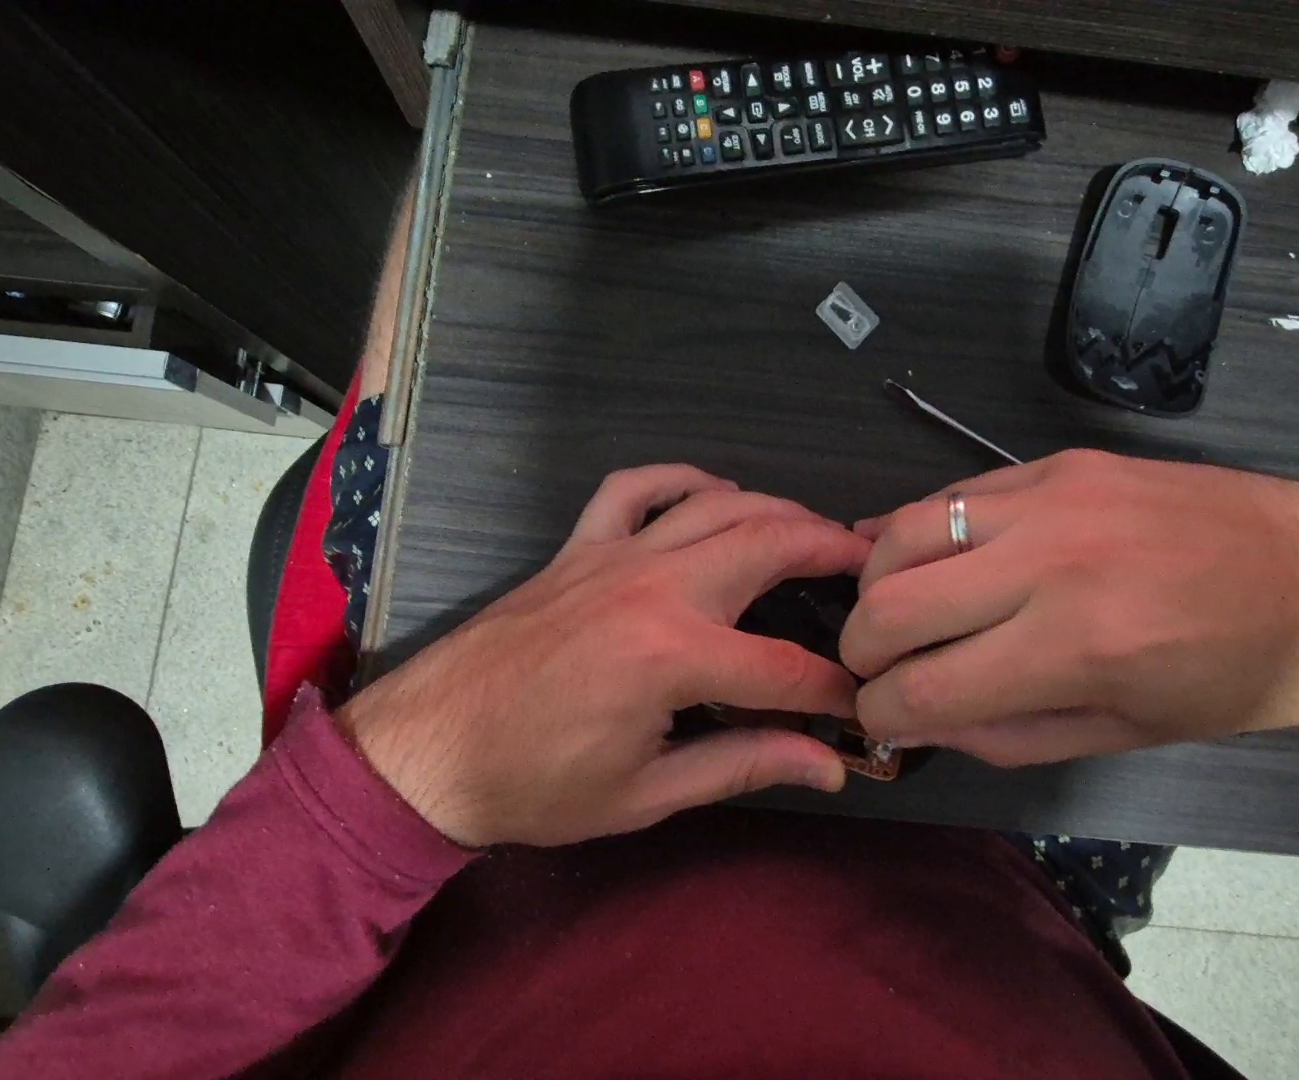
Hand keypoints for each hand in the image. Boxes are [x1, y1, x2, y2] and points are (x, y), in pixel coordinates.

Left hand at [338, 465, 864, 847]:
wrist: (429, 750)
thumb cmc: (536, 785)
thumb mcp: (647, 794)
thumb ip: (744, 765)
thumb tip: (830, 765)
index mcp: (674, 657)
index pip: (786, 667)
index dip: (834, 685)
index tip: (862, 697)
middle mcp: (654, 587)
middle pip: (768, 545)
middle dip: (831, 550)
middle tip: (870, 566)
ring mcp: (613, 556)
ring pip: (715, 505)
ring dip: (775, 509)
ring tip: (812, 530)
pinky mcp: (578, 547)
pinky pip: (634, 488)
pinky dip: (681, 479)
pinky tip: (712, 492)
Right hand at [839, 450, 1298, 769]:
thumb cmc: (1225, 680)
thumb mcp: (1113, 735)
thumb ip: (997, 735)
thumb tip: (913, 718)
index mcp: (1075, 649)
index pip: (921, 688)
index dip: (880, 712)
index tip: (877, 716)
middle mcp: (1050, 563)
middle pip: (889, 606)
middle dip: (860, 650)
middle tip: (875, 666)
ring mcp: (1050, 498)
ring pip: (902, 532)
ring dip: (875, 582)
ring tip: (892, 609)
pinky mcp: (1056, 463)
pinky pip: (951, 495)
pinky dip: (916, 533)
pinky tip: (916, 557)